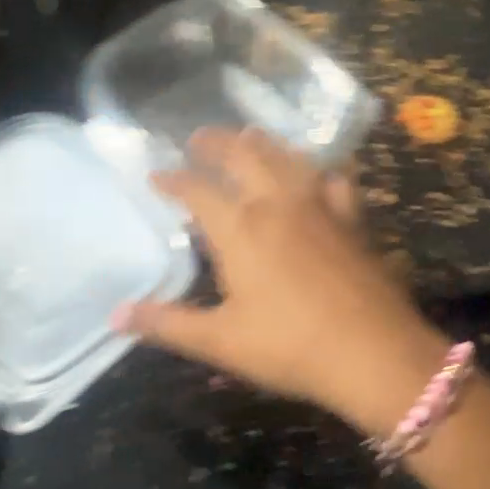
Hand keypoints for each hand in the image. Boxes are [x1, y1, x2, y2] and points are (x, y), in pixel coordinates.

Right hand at [114, 128, 449, 433]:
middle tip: (199, 138)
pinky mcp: (354, 221)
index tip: (155, 174)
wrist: (373, 351)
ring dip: (265, 145)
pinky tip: (320, 172)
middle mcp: (279, 204)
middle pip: (244, 157)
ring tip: (251, 137)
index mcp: (240, 228)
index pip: (197, 191)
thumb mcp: (221, 342)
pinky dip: (321, 169)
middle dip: (218, 143)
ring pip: (289, 160)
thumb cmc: (290, 347)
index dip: (173, 180)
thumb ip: (168, 324)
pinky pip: (337, 180)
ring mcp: (321, 208)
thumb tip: (115, 316)